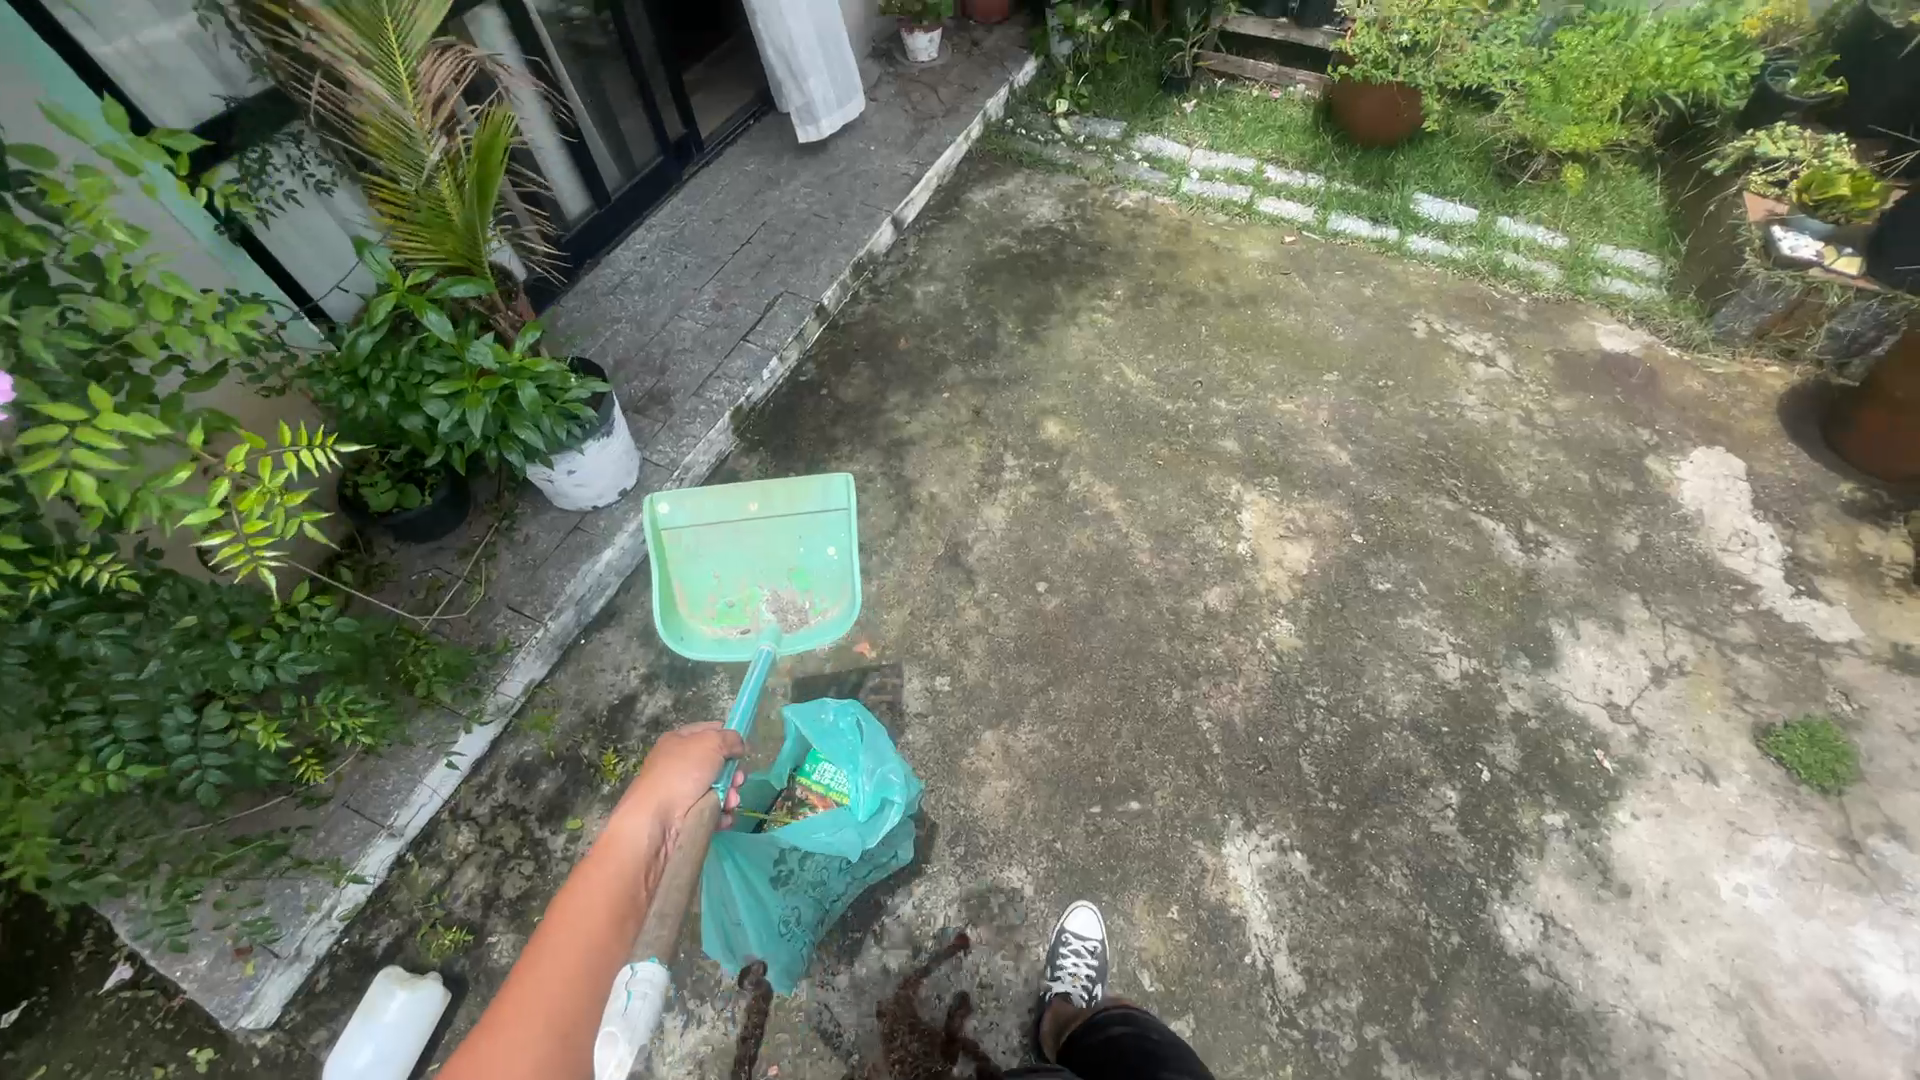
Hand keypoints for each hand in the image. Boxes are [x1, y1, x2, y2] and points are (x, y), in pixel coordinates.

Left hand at [616, 722, 746, 842]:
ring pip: (720, 787)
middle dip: (733, 772)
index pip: (711, 731)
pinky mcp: (688, 815)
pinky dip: (723, 813)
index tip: (742, 749)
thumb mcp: (710, 742)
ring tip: (731, 802)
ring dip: (732, 794)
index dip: (728, 738)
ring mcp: (684, 791)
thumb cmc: (681, 773)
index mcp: (680, 741)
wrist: (656, 820)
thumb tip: (739, 747)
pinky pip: (714, 809)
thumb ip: (730, 738)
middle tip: (738, 781)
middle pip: (718, 763)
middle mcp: (681, 764)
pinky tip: (725, 816)